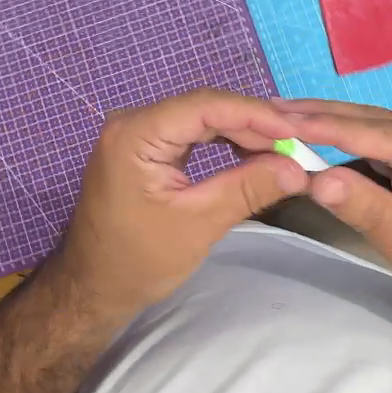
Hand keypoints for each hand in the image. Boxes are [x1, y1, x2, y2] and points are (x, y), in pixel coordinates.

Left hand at [49, 89, 308, 325]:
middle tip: (297, 145)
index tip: (295, 132)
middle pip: (203, 108)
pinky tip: (251, 154)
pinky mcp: (145, 147)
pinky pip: (190, 133)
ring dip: (240, 132)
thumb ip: (246, 188)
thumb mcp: (198, 224)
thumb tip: (298, 168)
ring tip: (281, 151)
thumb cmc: (138, 260)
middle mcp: (133, 121)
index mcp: (135, 133)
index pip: (204, 106)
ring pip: (200, 119)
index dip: (254, 114)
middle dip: (252, 124)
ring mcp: (137, 132)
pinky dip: (222, 142)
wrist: (93, 286)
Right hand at [281, 99, 391, 372]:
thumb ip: (373, 214)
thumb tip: (317, 178)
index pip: (390, 137)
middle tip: (271, 110)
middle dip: (326, 117)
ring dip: (333, 126)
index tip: (286, 120)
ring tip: (284, 119)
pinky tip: (316, 140)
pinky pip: (384, 152)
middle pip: (383, 125)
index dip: (335, 127)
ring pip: (381, 133)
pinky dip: (347, 146)